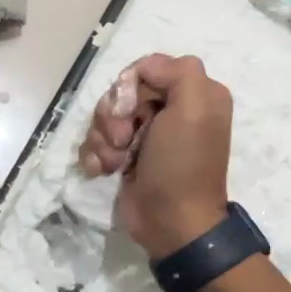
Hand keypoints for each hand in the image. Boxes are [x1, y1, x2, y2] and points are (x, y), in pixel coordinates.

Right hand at [78, 54, 232, 257]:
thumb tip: (143, 73)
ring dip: (102, 139)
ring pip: (105, 116)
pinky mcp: (126, 156)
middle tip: (123, 140)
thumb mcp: (195, 108)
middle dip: (113, 116)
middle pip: (122, 91)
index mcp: (194, 93)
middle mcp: (172, 109)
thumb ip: (178, 72)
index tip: (131, 111)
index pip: (147, 68)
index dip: (131, 87)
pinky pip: (97, 141)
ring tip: (114, 161)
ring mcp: (147, 134)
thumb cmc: (182, 164)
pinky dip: (95, 155)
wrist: (172, 223)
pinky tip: (102, 170)